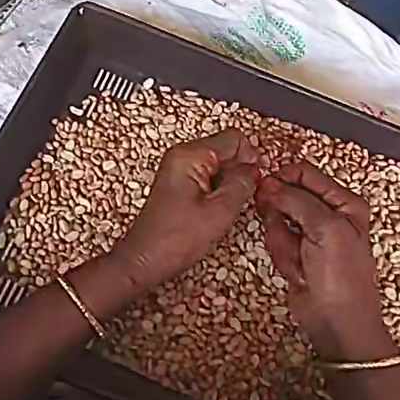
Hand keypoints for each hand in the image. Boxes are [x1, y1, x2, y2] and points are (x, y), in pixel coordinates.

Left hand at [109, 130, 259, 291]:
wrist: (144, 260)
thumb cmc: (174, 240)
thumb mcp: (220, 211)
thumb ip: (242, 184)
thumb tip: (254, 171)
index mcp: (190, 156)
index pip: (234, 138)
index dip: (251, 159)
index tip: (254, 181)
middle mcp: (181, 156)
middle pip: (226, 149)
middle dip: (240, 170)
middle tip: (242, 198)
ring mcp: (178, 169)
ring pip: (218, 164)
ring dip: (229, 182)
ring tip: (226, 208)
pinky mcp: (177, 183)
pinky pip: (207, 176)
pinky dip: (217, 189)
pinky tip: (216, 210)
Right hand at [256, 161, 395, 361]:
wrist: (336, 321)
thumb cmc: (342, 275)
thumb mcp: (325, 228)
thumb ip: (297, 199)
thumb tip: (270, 183)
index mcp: (344, 201)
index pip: (306, 173)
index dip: (283, 176)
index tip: (266, 185)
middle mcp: (327, 214)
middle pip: (286, 195)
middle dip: (281, 215)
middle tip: (287, 233)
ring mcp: (309, 234)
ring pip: (276, 219)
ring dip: (282, 241)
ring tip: (299, 260)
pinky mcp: (294, 252)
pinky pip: (275, 241)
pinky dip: (281, 255)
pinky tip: (296, 271)